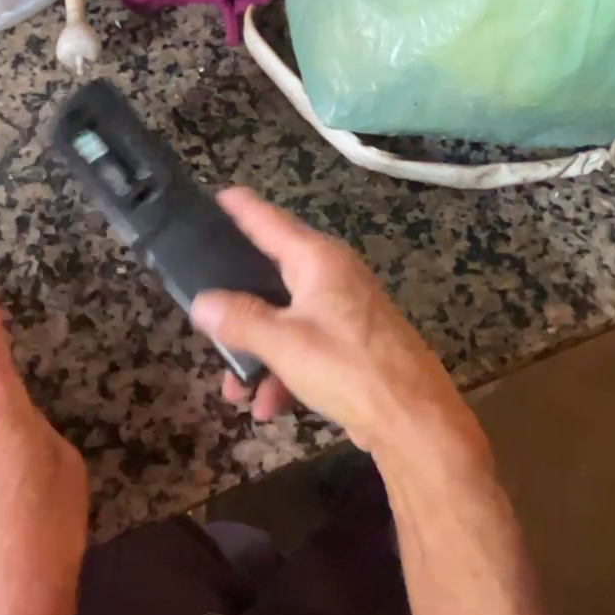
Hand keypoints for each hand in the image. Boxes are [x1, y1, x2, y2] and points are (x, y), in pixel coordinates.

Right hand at [191, 188, 489, 470]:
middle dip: (236, 310)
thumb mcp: (283, 343)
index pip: (270, 222)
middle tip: (206, 322)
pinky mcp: (351, 345)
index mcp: (318, 261)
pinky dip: (283, 372)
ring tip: (237, 392)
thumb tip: (201, 302)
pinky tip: (270, 406)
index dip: (242, 208)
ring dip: (256, 355)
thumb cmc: (348, 369)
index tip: (218, 194)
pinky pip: (304, 348)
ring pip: (283, 322)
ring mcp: (345, 311)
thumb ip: (239, 320)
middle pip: (270, 279)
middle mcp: (333, 277)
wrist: (413, 420)